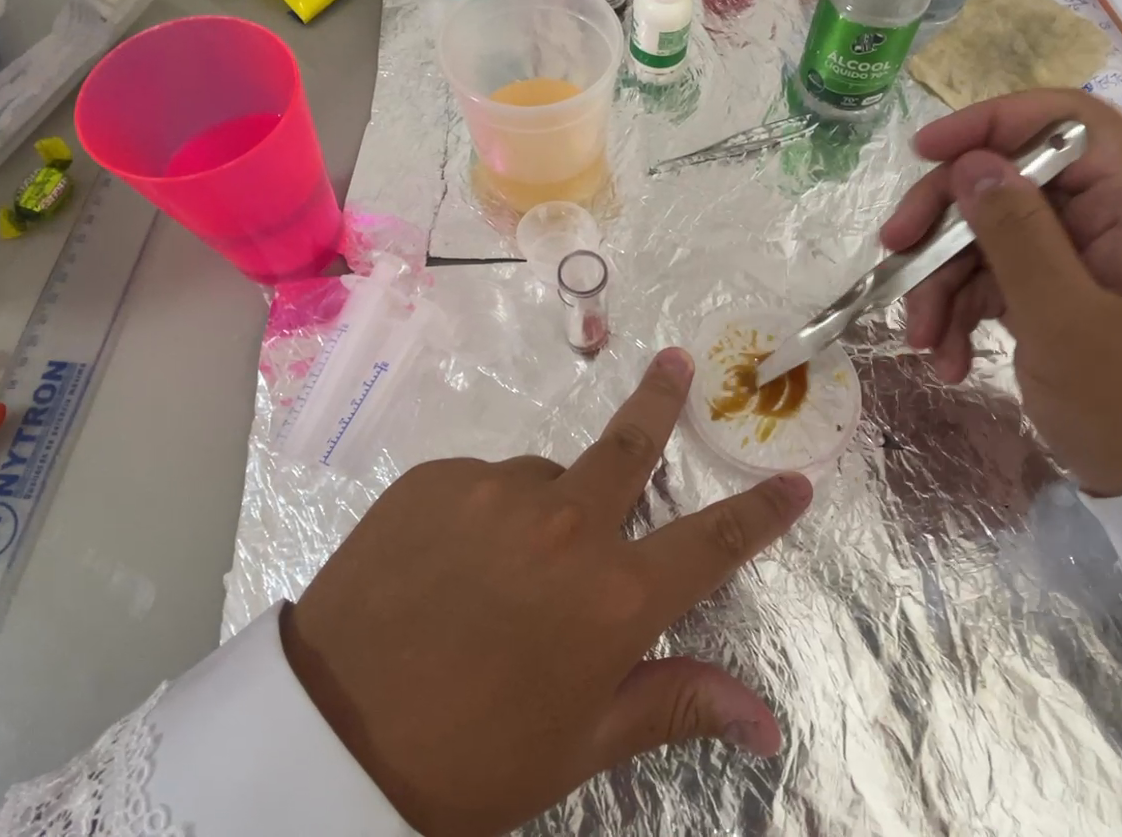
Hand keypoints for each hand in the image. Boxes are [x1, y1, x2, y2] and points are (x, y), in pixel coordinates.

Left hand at [282, 350, 812, 836]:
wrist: (326, 736)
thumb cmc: (469, 756)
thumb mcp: (581, 741)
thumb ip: (676, 704)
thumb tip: (769, 723)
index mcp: (613, 598)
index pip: (711, 542)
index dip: (760, 513)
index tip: (795, 480)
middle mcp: (565, 526)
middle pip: (630, 448)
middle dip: (660, 403)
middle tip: (674, 363)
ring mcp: (495, 491)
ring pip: (545, 479)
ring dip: (546, 508)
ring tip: (503, 571)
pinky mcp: (435, 478)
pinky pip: (483, 483)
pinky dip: (485, 511)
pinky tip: (452, 559)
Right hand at [880, 89, 1121, 497]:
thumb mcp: (1064, 320)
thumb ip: (1017, 233)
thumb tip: (971, 163)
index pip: (1063, 122)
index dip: (988, 125)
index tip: (921, 156)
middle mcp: (1117, 218)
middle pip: (1013, 181)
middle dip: (946, 221)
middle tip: (893, 256)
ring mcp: (1090, 259)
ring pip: (995, 236)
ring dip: (945, 284)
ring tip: (922, 341)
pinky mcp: (1068, 295)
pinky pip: (1001, 281)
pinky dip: (965, 313)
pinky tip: (948, 358)